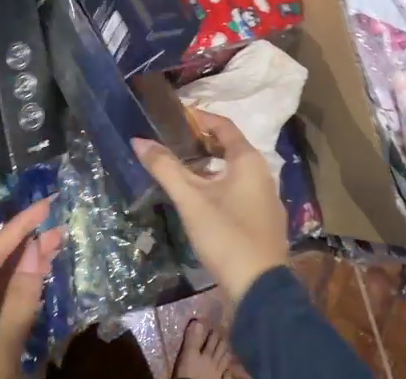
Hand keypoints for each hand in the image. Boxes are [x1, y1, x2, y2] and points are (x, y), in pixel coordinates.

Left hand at [0, 196, 63, 378]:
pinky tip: (34, 287)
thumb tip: (35, 250)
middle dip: (24, 244)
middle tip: (59, 226)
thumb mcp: (3, 352)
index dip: (17, 227)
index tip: (46, 204)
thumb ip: (19, 302)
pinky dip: (17, 294)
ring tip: (54, 248)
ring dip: (23, 268)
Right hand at [134, 109, 289, 299]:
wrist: (259, 289)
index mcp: (249, 160)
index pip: (224, 125)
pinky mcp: (265, 222)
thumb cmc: (225, 235)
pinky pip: (241, 192)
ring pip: (236, 172)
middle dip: (204, 142)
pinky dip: (222, 186)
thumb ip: (165, 167)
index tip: (177, 116)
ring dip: (212, 166)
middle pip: (231, 148)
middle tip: (175, 142)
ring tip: (184, 170)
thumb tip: (138, 140)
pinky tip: (203, 202)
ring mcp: (267, 199)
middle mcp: (263, 174)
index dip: (200, 117)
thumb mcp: (191, 199)